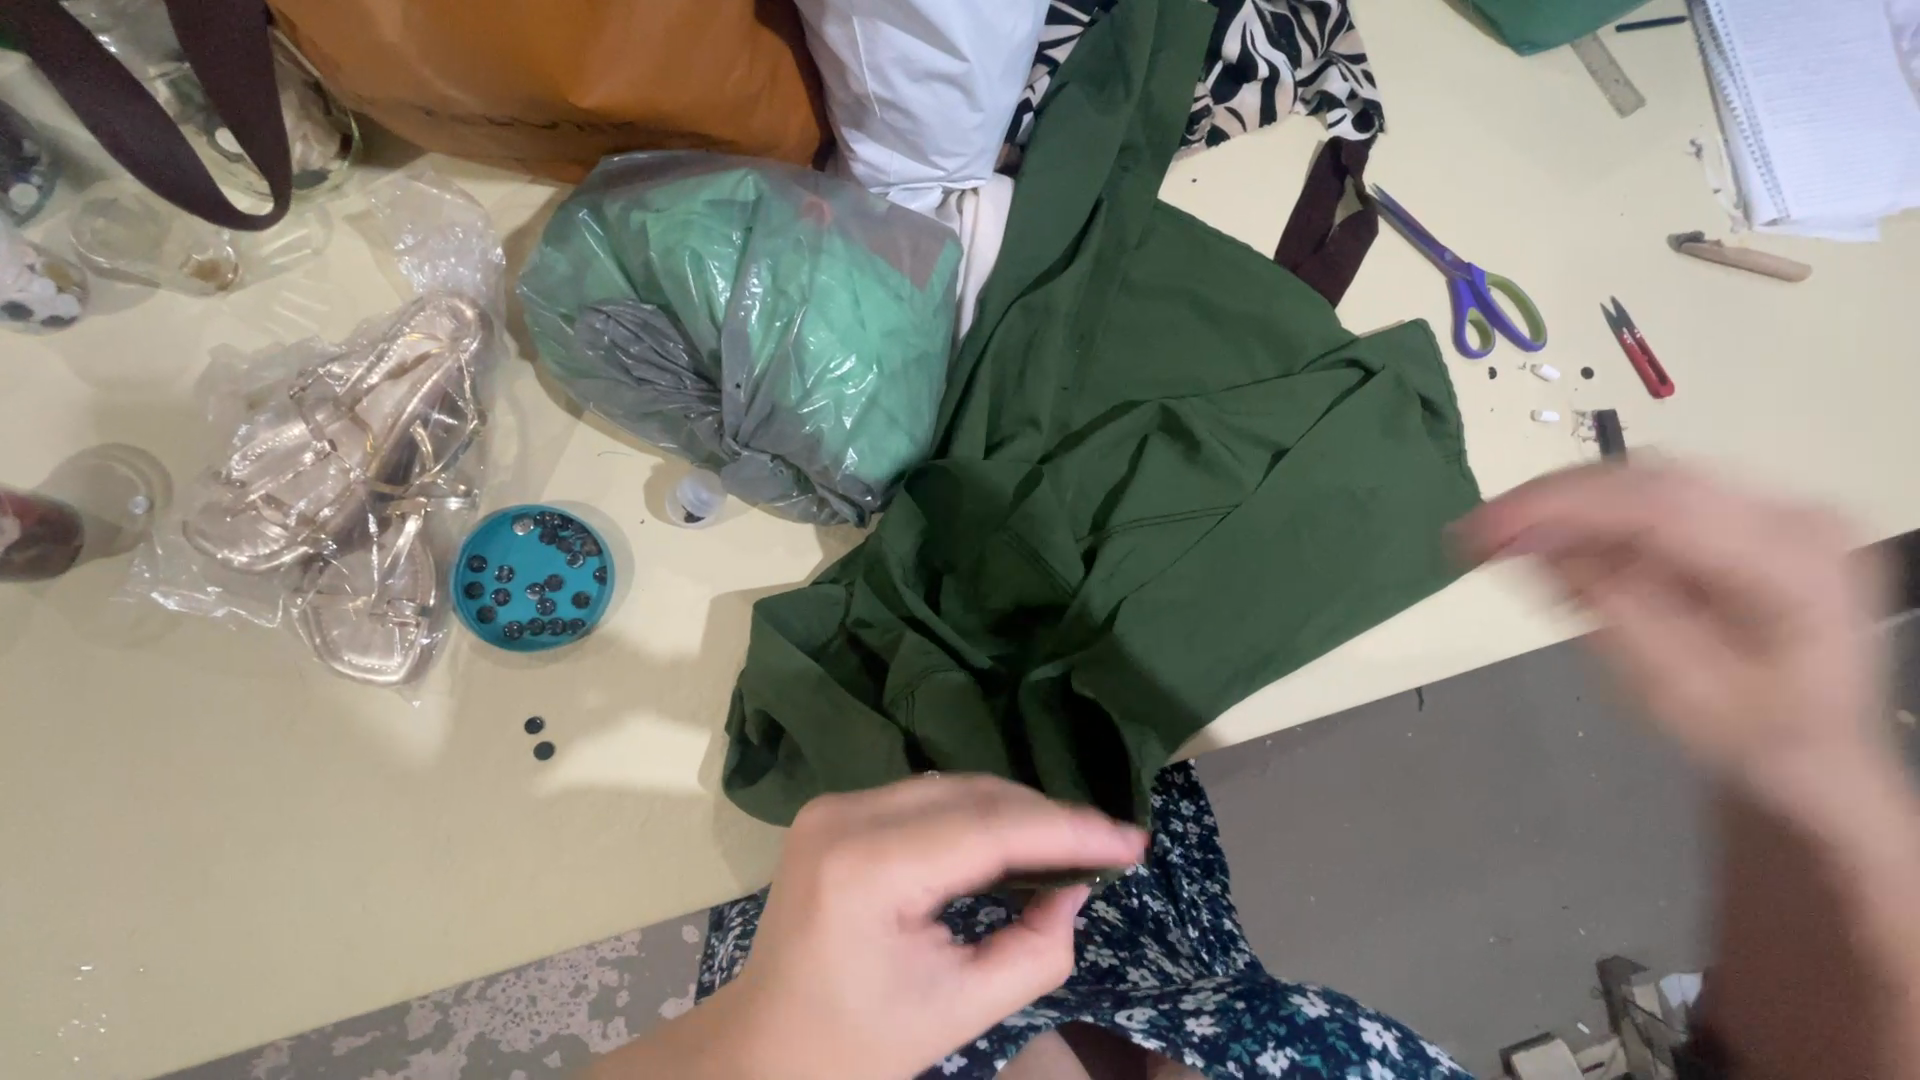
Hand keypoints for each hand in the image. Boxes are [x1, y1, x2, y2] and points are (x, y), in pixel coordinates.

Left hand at [710, 775, 1147, 1079]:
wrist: (764, 1043)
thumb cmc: (858, 1042)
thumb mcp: (959, 1011)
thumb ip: (1034, 950)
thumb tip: (1075, 888)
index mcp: (867, 870)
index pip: (988, 829)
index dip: (1066, 830)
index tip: (1130, 841)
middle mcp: (845, 815)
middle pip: (972, 796)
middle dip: (1047, 818)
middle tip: (1107, 846)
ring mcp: (834, 804)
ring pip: (952, 787)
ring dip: (1015, 812)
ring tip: (1069, 844)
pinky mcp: (835, 807)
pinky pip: (926, 797)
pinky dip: (977, 814)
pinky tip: (1012, 839)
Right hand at [1456, 463, 1892, 805]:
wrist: (1806, 748)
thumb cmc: (1745, 734)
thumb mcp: (1673, 687)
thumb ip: (1609, 606)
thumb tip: (1532, 542)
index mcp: (1793, 560)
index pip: (1660, 507)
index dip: (1557, 508)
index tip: (1475, 529)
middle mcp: (1788, 513)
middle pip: (1645, 481)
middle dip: (1548, 503)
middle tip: (1472, 538)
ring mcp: (1763, 506)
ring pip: (1633, 482)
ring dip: (1558, 511)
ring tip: (1504, 550)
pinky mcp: (1730, 513)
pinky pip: (1637, 497)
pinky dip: (1579, 521)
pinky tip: (1550, 552)